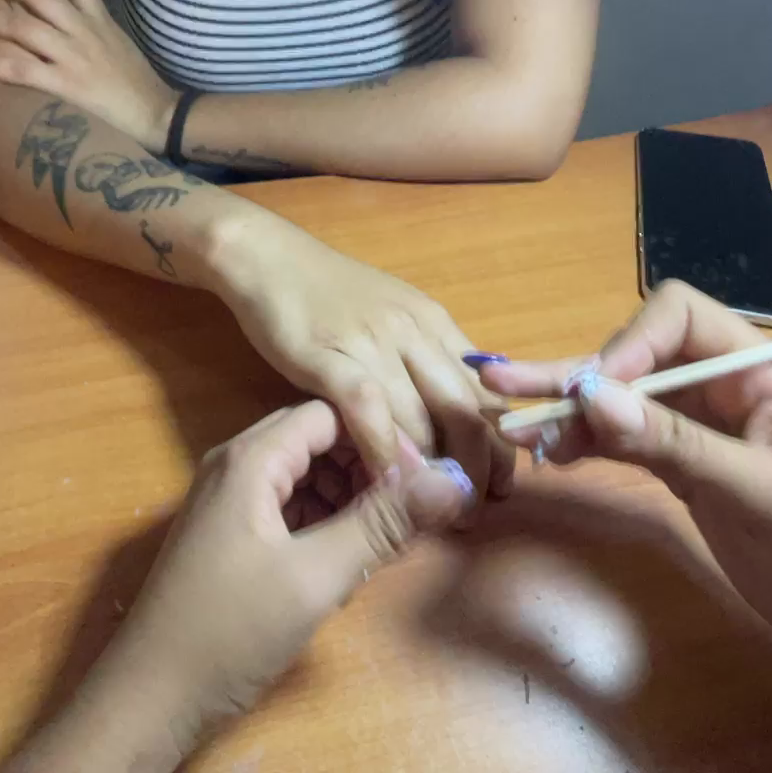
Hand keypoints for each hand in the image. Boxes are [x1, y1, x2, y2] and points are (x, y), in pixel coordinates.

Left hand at [0, 0, 178, 149]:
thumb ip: (87, 25)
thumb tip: (56, 16)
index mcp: (97, 17)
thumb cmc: (136, 81)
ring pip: (21, 28)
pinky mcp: (67, 85)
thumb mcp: (115, 41)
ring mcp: (74, 56)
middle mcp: (83, 30)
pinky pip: (21, 70)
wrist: (157, 113)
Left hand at [9, 402, 467, 771]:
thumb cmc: (229, 630)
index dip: (380, 436)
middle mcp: (237, 464)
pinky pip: (287, 503)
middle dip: (366, 468)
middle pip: (318, 440)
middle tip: (408, 509)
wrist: (147, 699)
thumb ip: (382, 523)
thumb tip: (452, 481)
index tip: (423, 475)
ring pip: (305, 473)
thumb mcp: (315, 576)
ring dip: (347, 497)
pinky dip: (322, 519)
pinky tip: (344, 554)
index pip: (331, 412)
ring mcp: (230, 498)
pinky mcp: (230, 530)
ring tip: (382, 536)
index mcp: (251, 457)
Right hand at [212, 219, 513, 511]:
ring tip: (434, 514)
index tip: (500, 482)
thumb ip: (423, 359)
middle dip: (477, 467)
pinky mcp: (329, 355)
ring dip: (431, 473)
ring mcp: (373, 343)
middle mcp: (414, 332)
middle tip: (473, 509)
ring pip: (421, 417)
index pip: (486, 390)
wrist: (271, 258)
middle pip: (465, 409)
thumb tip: (454, 413)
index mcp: (435, 324)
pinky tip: (384, 484)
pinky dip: (382, 451)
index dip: (500, 442)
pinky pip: (367, 409)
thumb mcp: (392, 318)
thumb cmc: (330, 292)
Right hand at [476, 281, 771, 668]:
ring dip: (568, 410)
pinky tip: (551, 453)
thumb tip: (590, 394)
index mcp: (757, 371)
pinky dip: (585, 442)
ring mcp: (697, 427)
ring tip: (515, 426)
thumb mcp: (764, 493)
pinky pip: (622, 439)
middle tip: (505, 386)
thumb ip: (676, 440)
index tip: (594, 392)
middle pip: (634, 358)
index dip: (629, 343)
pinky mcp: (681, 466)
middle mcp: (721, 387)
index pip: (677, 317)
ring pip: (619, 400)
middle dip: (575, 375)